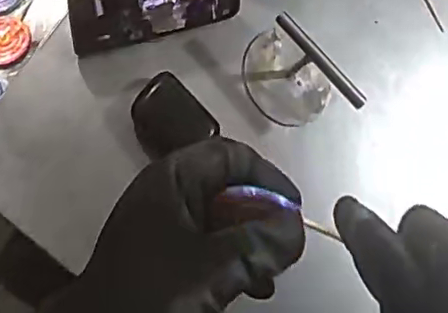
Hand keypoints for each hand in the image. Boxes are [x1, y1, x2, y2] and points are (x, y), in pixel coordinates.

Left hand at [54, 138, 305, 312]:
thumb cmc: (149, 291)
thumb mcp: (211, 266)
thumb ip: (259, 244)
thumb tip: (298, 230)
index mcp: (173, 176)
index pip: (233, 156)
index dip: (268, 178)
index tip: (293, 207)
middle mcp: (166, 191)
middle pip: (228, 188)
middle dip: (261, 215)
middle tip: (284, 241)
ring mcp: (159, 225)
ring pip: (219, 220)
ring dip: (249, 243)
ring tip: (270, 272)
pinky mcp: (156, 258)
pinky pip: (204, 246)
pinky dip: (230, 261)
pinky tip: (248, 285)